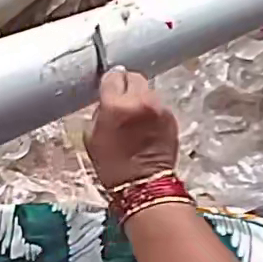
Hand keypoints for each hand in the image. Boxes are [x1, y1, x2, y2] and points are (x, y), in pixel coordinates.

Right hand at [86, 68, 179, 188]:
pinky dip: (151, 110)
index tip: (107, 88)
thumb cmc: (113, 165)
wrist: (143, 185)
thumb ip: (99, 110)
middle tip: (121, 99)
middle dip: (126, 84)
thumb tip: (106, 100)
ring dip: (139, 97)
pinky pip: (158, 105)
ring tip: (133, 117)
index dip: (108, 82)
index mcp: (116, 105)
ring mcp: (159, 108)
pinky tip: (145, 126)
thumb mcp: (91, 136)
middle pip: (133, 76)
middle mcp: (140, 101)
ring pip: (147, 90)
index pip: (113, 76)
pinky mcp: (171, 117)